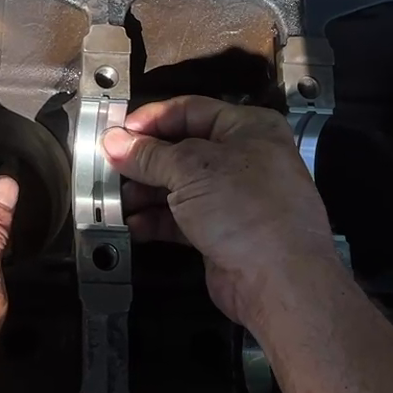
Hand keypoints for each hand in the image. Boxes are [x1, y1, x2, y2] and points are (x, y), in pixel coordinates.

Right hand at [101, 96, 338, 327]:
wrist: (281, 283)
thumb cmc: (247, 210)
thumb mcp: (192, 170)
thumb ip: (149, 155)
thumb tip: (114, 142)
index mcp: (248, 128)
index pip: (191, 110)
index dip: (153, 119)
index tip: (120, 131)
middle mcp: (245, 159)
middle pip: (182, 149)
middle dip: (145, 160)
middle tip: (111, 166)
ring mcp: (234, 198)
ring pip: (180, 186)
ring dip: (146, 192)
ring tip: (116, 200)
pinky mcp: (223, 233)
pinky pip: (182, 218)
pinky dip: (157, 219)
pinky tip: (134, 225)